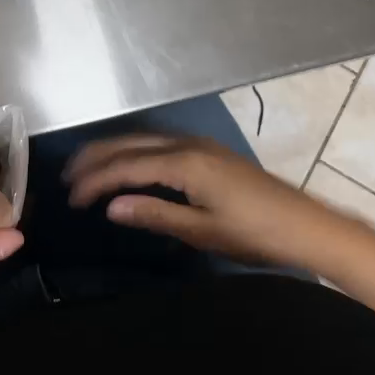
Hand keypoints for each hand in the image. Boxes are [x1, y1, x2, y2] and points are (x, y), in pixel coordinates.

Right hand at [64, 134, 358, 268]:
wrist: (307, 227)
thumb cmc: (256, 234)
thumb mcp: (203, 232)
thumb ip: (155, 214)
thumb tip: (111, 207)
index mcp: (184, 163)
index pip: (126, 167)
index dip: (95, 181)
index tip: (72, 199)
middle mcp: (188, 145)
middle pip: (129, 144)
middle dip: (95, 158)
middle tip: (67, 176)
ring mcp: (199, 144)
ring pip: (143, 140)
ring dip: (112, 152)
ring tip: (86, 168)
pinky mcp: (208, 151)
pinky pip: (157, 144)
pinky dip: (133, 152)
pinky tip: (126, 165)